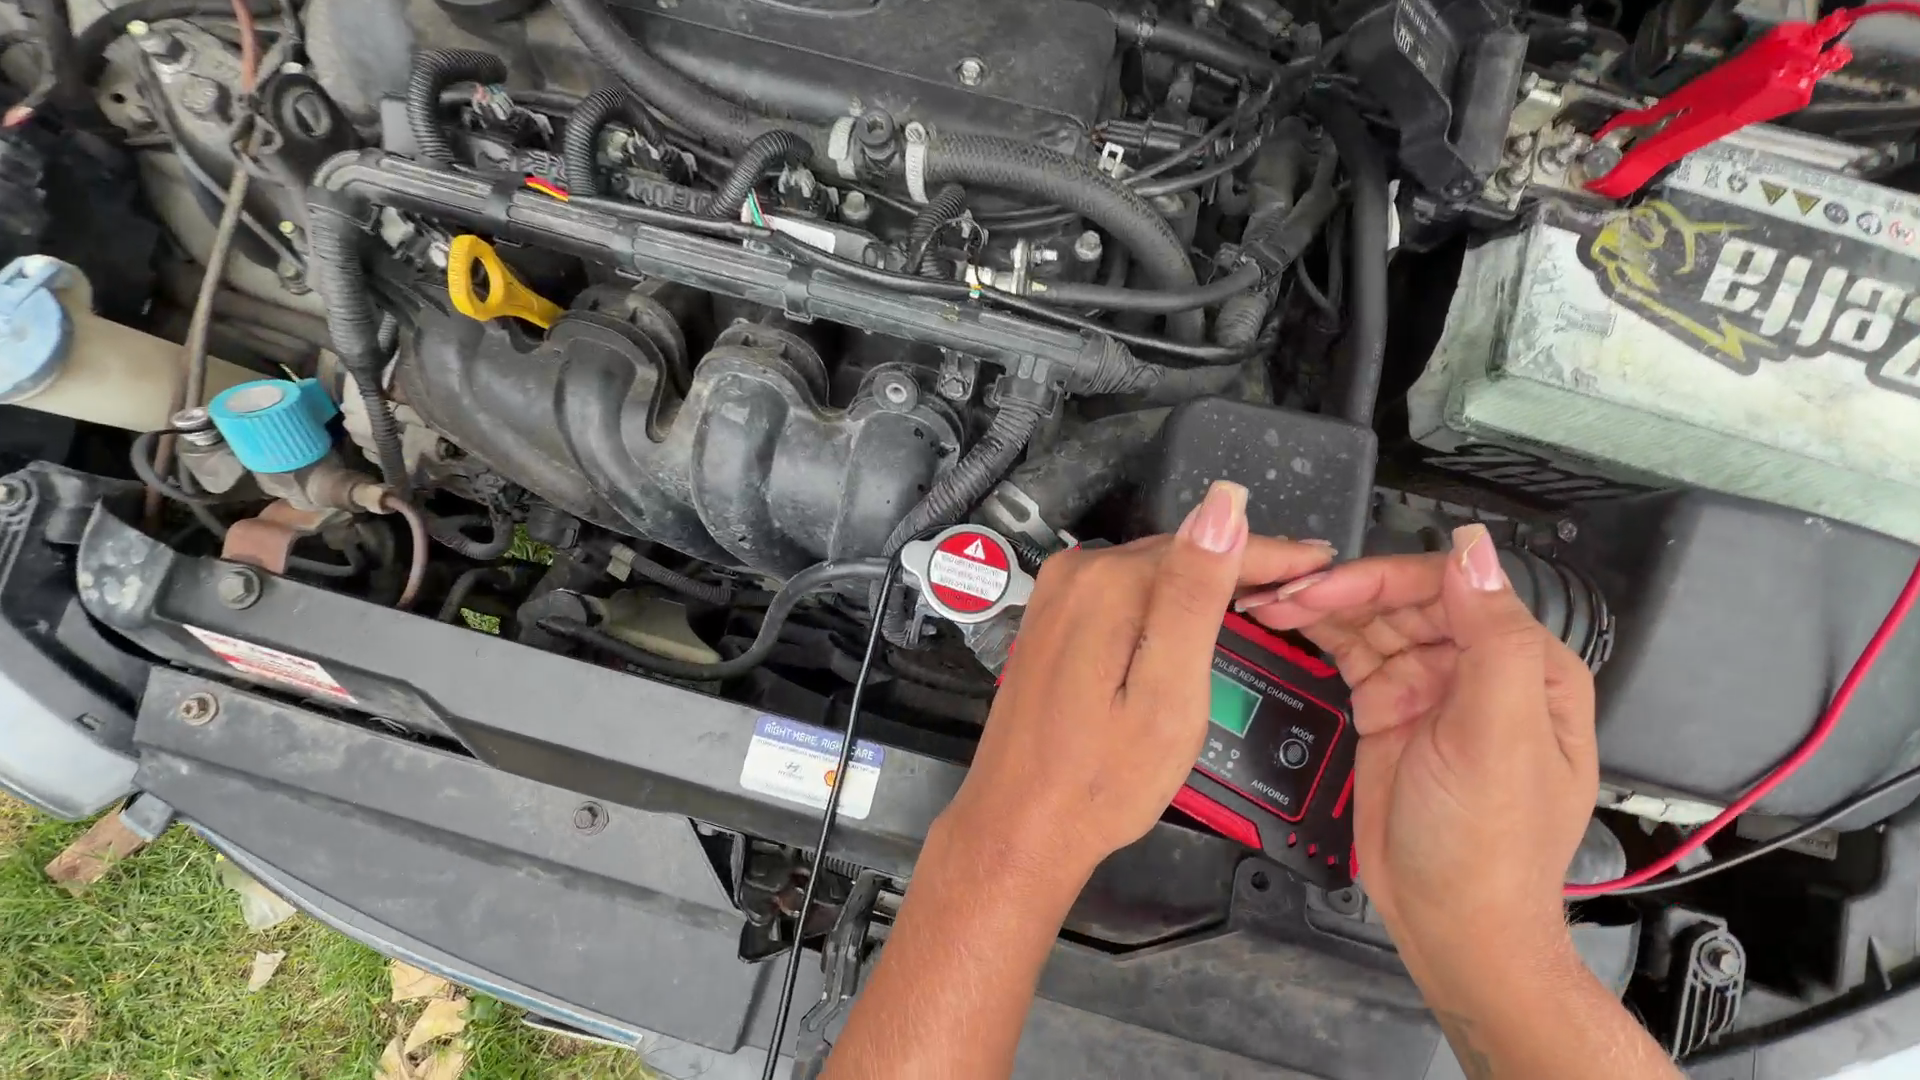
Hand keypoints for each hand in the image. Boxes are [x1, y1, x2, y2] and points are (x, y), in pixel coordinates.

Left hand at [942, 481, 1336, 879]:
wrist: (1021, 822)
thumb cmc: (1104, 776)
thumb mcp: (1167, 691)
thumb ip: (1193, 594)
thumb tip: (1222, 504)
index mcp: (1107, 584)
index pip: (1204, 546)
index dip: (1271, 554)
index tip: (1322, 562)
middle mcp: (1074, 575)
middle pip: (1175, 555)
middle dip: (1239, 565)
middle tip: (1304, 582)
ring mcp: (1055, 597)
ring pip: (1148, 572)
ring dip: (1202, 582)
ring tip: (1264, 596)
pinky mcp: (1049, 622)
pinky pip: (1119, 594)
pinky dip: (1162, 601)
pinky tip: (1190, 616)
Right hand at [1236, 524, 1597, 967]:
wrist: (1449, 917)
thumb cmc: (1488, 839)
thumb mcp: (1497, 736)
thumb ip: (1491, 638)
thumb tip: (1473, 548)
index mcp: (1521, 663)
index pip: (1448, 590)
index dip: (1380, 579)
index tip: (1320, 586)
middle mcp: (1473, 665)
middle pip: (1399, 600)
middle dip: (1337, 591)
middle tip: (1276, 593)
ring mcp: (1425, 685)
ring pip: (1368, 622)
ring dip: (1318, 608)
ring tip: (1266, 601)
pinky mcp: (1385, 705)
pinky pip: (1348, 653)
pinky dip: (1315, 635)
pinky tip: (1283, 622)